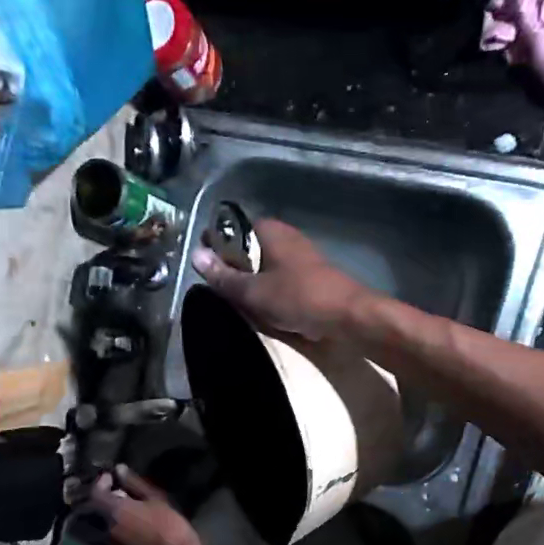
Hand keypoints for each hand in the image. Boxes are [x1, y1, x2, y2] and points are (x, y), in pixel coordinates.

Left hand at [81, 465, 203, 544]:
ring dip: (107, 505)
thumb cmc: (167, 521)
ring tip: (123, 498)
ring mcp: (111, 535)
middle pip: (95, 505)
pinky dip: (112, 515)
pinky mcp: (117, 544)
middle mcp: (107, 523)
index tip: (111, 475)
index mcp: (115, 509)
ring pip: (101, 515)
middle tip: (116, 486)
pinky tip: (127, 513)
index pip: (96, 492)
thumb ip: (134, 483)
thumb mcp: (154, 497)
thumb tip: (119, 469)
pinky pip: (107, 525)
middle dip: (103, 493)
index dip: (101, 481)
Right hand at [190, 218, 373, 340]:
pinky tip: (269, 311)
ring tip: (245, 305)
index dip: (216, 246)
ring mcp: (301, 255)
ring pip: (265, 267)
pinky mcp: (312, 275)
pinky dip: (272, 292)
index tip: (206, 269)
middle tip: (224, 293)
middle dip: (235, 270)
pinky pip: (282, 280)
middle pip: (248, 249)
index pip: (231, 229)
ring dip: (254, 284)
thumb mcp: (253, 291)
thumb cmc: (297, 297)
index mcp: (269, 230)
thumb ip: (223, 276)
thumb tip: (196, 255)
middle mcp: (285, 236)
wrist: (347, 315)